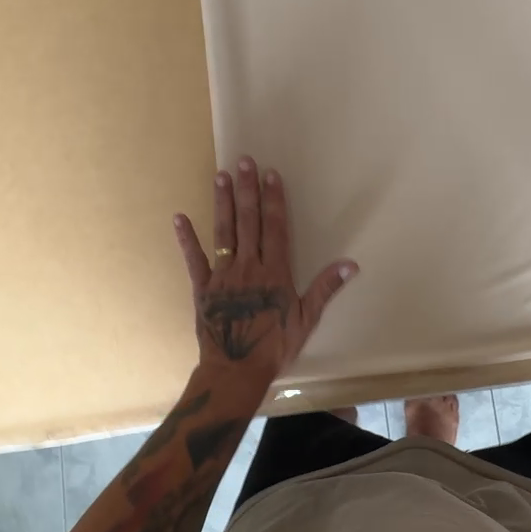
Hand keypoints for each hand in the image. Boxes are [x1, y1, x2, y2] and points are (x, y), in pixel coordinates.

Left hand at [173, 156, 357, 391]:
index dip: (273, 199)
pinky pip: (193, 259)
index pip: (275, 227)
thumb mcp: (306, 319)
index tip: (271, 174)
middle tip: (244, 161)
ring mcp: (223, 275)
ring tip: (221, 176)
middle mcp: (248, 266)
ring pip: (223, 232)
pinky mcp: (202, 288)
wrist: (236, 370)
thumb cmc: (275, 346)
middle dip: (247, 190)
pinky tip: (179, 217)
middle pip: (248, 221)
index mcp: (274, 272)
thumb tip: (351, 264)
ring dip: (222, 203)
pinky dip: (186, 239)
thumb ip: (326, 288)